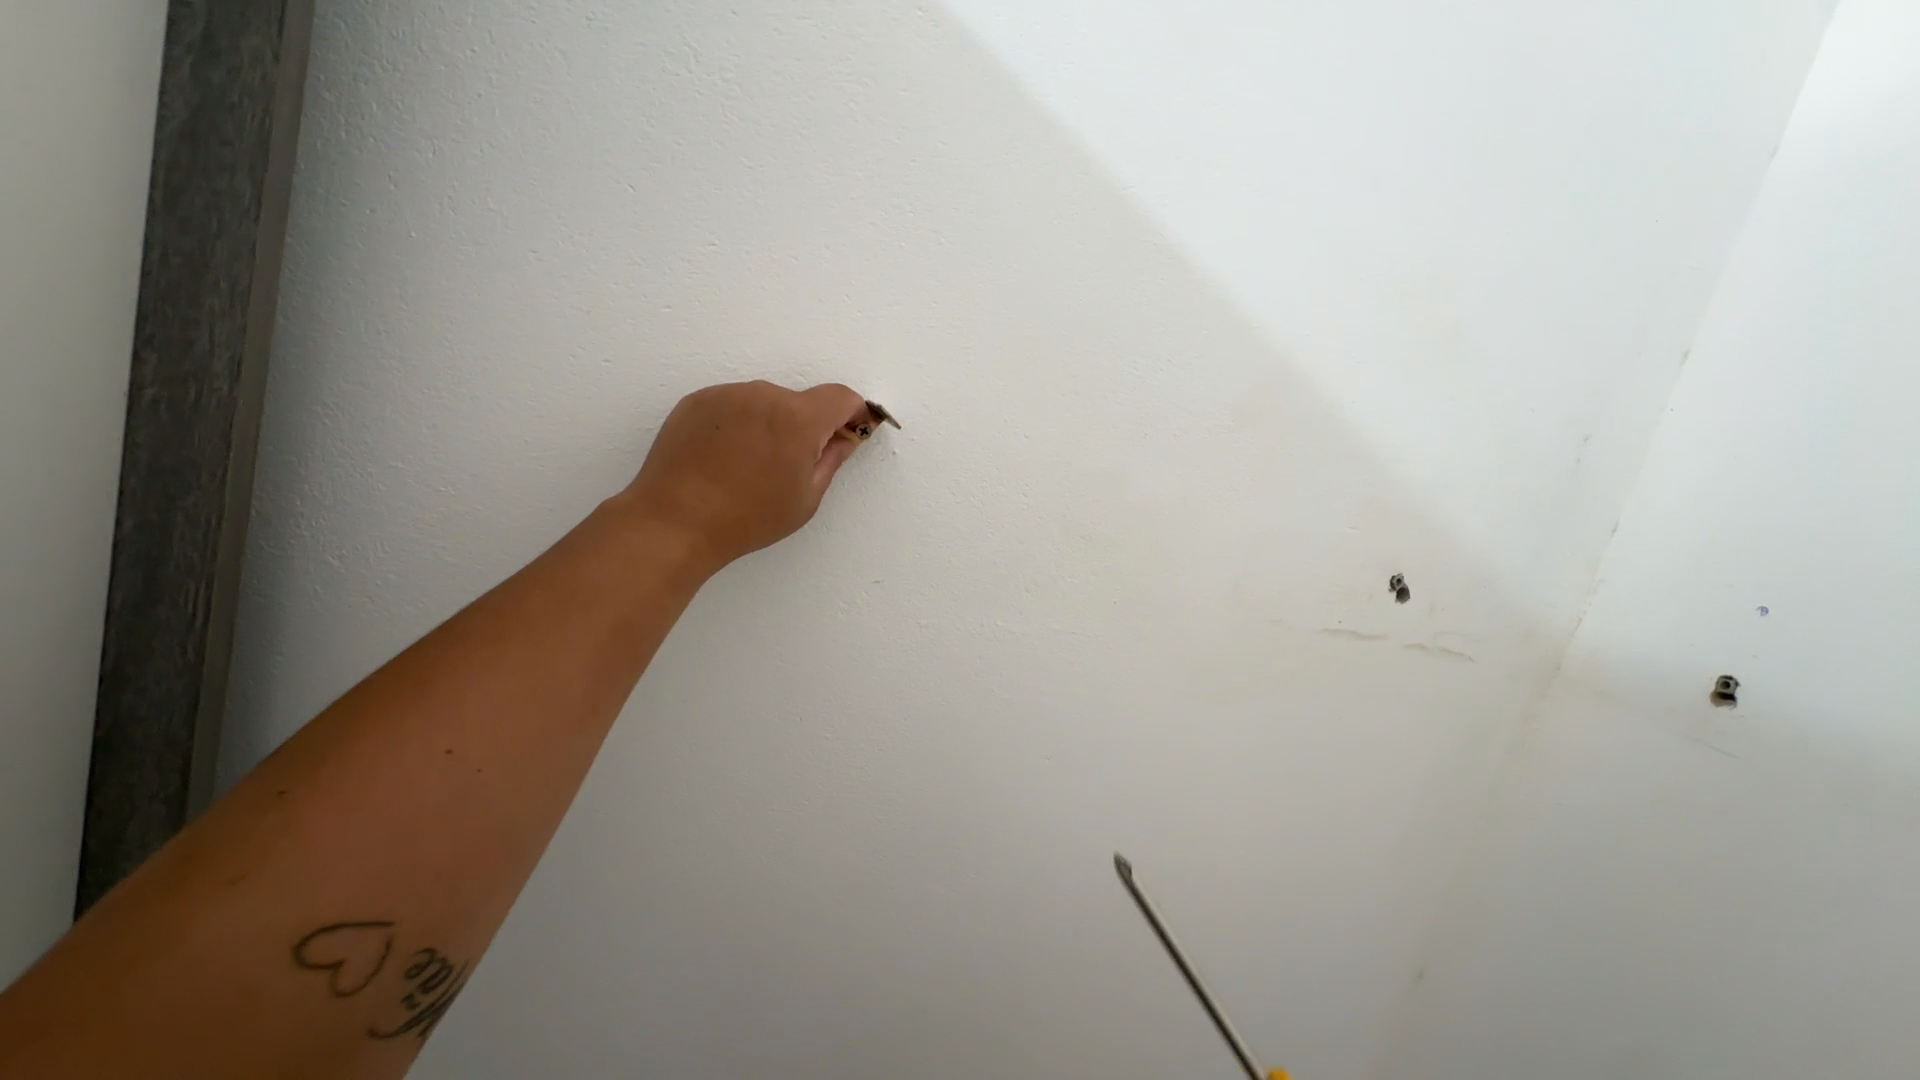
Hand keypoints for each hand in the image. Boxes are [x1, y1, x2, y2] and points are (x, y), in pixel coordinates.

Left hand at [618, 380, 874, 571]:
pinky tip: (723, 460)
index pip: (841, 397)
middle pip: (799, 402)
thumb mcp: (805, 499)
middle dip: (804, 427)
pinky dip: (737, 426)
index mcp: (799, 419)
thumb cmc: (746, 518)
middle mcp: (764, 394)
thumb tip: (844, 438)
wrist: (675, 520)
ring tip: (748, 467)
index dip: (852, 413)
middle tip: (787, 468)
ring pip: (764, 403)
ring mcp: (727, 394)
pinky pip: (732, 406)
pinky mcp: (698, 401)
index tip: (848, 433)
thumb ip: (831, 460)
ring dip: (768, 425)